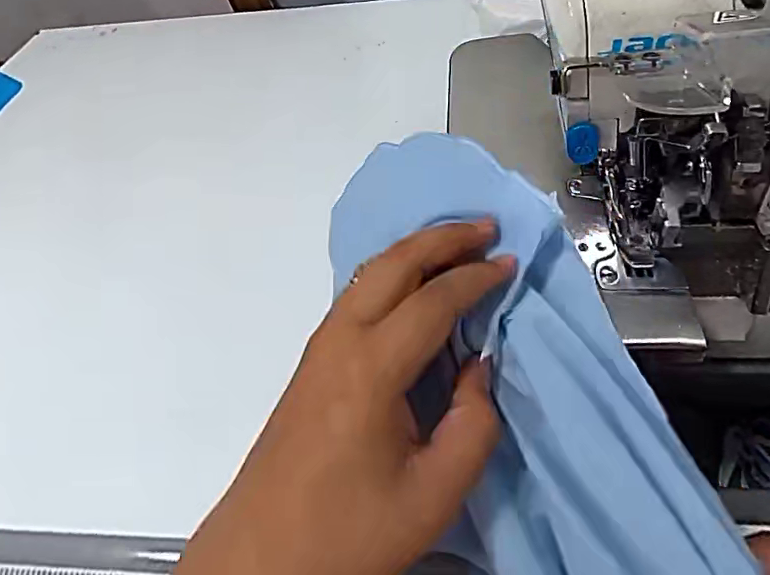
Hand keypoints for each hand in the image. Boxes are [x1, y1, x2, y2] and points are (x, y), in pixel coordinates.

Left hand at [175, 220, 514, 574]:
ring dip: (418, 248)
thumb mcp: (432, 496)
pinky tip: (416, 279)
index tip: (509, 263)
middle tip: (486, 228)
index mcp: (371, 368)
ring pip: (372, 269)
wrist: (261, 557)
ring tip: (458, 243)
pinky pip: (360, 289)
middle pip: (395, 263)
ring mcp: (323, 341)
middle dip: (444, 237)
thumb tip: (478, 368)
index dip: (476, 277)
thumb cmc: (346, 531)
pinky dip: (396, 268)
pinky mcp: (315, 354)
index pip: (433, 300)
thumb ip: (472, 426)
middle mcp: (342, 338)